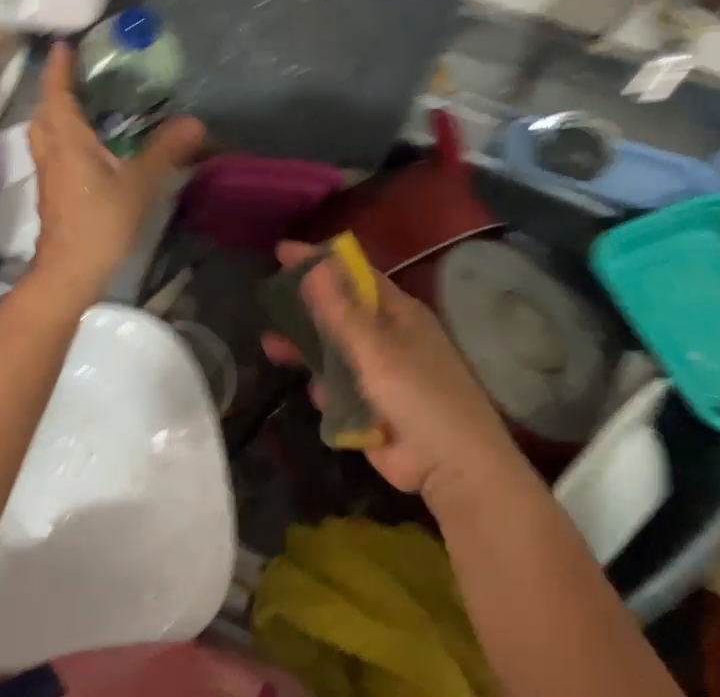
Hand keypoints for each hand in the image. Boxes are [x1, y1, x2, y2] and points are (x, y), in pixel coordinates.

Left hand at [26, 43, 204, 293]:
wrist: (69, 271)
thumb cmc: (100, 222)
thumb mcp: (140, 184)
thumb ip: (166, 150)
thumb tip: (194, 122)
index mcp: (66, 140)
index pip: (58, 94)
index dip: (60, 69)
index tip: (64, 47)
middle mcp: (50, 151)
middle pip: (44, 113)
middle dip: (54, 91)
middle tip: (74, 77)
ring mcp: (47, 174)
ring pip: (44, 134)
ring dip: (55, 115)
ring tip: (79, 106)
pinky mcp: (52, 193)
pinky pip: (51, 152)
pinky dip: (61, 138)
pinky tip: (85, 147)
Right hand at [263, 241, 525, 509]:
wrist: (452, 469)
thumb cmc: (421, 398)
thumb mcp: (377, 350)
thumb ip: (341, 312)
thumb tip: (315, 266)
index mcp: (399, 315)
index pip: (354, 276)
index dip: (319, 261)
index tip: (282, 251)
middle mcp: (388, 338)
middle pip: (338, 312)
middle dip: (305, 306)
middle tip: (268, 297)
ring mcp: (378, 373)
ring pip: (332, 351)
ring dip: (304, 348)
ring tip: (270, 346)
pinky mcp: (369, 405)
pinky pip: (337, 388)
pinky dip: (323, 387)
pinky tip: (313, 392)